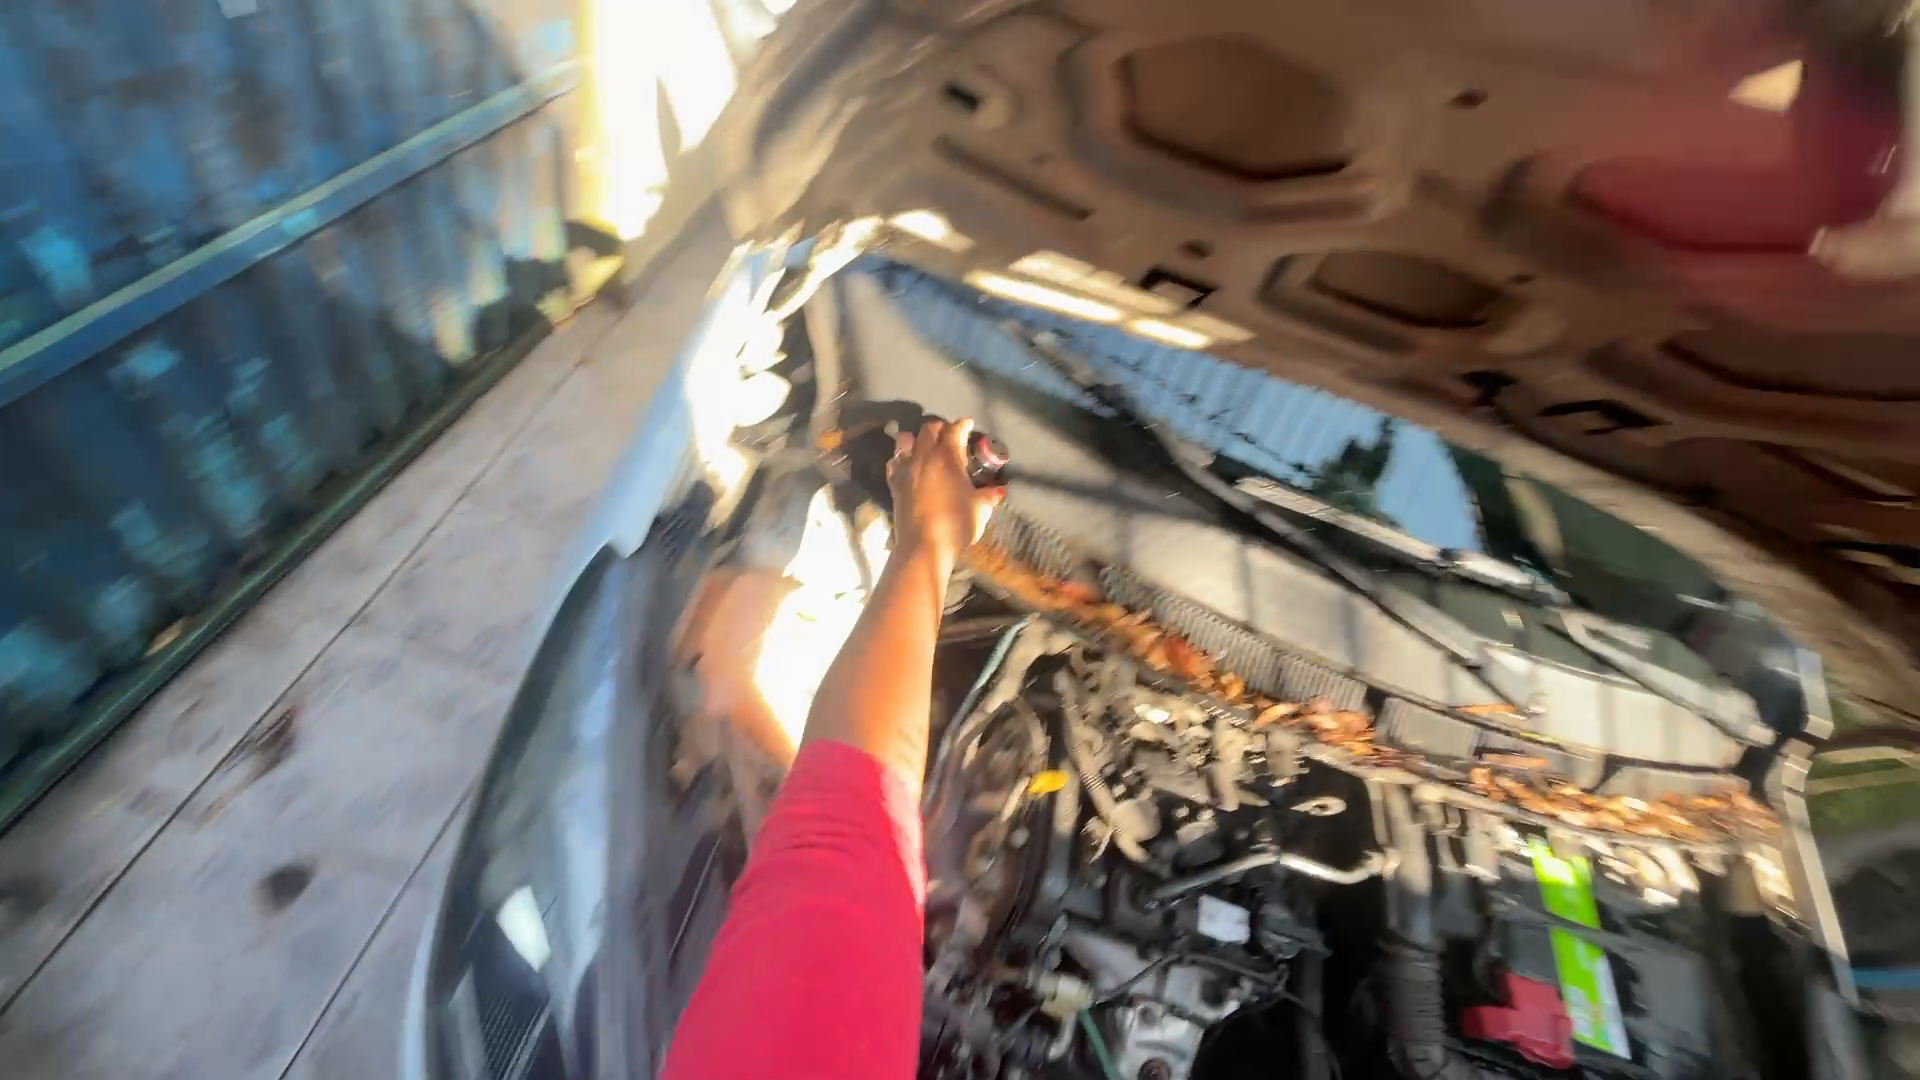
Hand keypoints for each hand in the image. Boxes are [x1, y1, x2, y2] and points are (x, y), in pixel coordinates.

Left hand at [887, 417, 1005, 565]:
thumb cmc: (956, 524)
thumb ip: (989, 495)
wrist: (924, 546)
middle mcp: (924, 457)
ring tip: (925, 445)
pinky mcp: (894, 485)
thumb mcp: (980, 509)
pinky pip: (893, 462)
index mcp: (948, 457)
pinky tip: (907, 463)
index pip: (955, 430)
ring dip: (916, 438)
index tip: (968, 424)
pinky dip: (901, 458)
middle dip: (941, 427)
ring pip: (906, 440)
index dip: (963, 424)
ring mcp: (906, 470)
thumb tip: (998, 490)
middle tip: (950, 435)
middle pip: (929, 429)